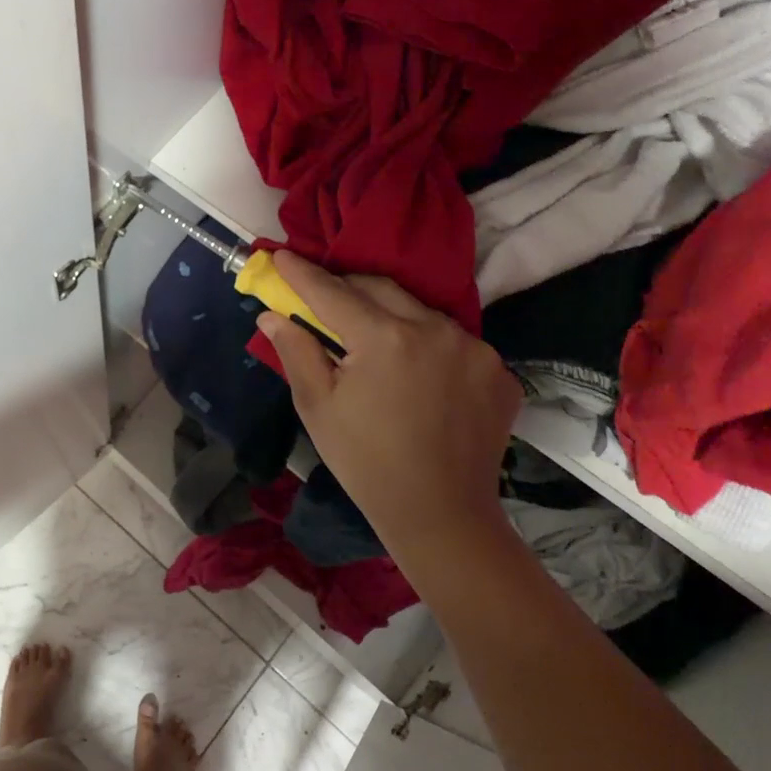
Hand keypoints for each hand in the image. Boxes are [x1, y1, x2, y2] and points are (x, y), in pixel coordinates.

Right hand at [257, 251, 520, 550]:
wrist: (441, 514)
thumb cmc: (365, 461)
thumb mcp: (317, 405)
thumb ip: (295, 351)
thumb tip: (272, 315)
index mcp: (384, 338)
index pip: (332, 292)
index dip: (302, 274)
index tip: (280, 256)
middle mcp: (434, 330)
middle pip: (379, 289)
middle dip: (345, 286)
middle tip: (318, 295)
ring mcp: (474, 350)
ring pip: (419, 312)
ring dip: (388, 314)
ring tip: (367, 337)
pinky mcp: (498, 372)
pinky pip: (452, 341)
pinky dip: (426, 344)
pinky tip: (412, 372)